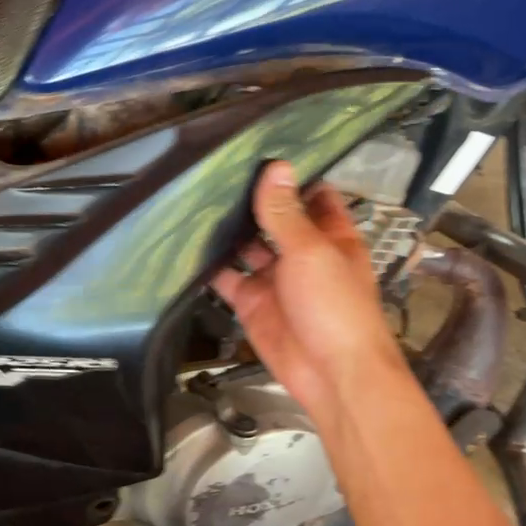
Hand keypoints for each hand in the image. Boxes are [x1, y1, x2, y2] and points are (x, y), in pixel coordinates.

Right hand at [210, 162, 409, 424]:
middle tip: (213, 173)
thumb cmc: (337, 310)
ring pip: (245, 247)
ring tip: (195, 203)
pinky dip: (208, 268)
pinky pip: (226, 280)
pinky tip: (188, 248)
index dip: (290, 176)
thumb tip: (276, 169)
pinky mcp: (250, 303)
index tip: (259, 152)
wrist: (331, 374)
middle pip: (273, 219)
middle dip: (249, 201)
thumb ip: (287, 213)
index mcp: (330, 236)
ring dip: (226, 232)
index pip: (311, 195)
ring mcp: (274, 279)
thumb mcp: (311, 252)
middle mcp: (302, 254)